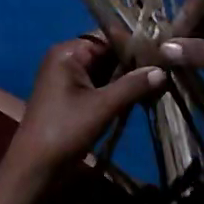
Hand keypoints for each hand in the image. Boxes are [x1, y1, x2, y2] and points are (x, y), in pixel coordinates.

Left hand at [0, 37, 164, 203]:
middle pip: (108, 52)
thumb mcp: (102, 107)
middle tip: (168, 68)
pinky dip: (119, 90)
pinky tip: (144, 95)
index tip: (164, 50)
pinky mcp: (74, 97)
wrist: (35, 167)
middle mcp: (68, 59)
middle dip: (135, 62)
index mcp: (68, 52)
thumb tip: (163, 70)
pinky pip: (101, 85)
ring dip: (130, 77)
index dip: (135, 42)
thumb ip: (133, 85)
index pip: (107, 36)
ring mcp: (70, 79)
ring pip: (107, 70)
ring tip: (162, 81)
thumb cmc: (64, 130)